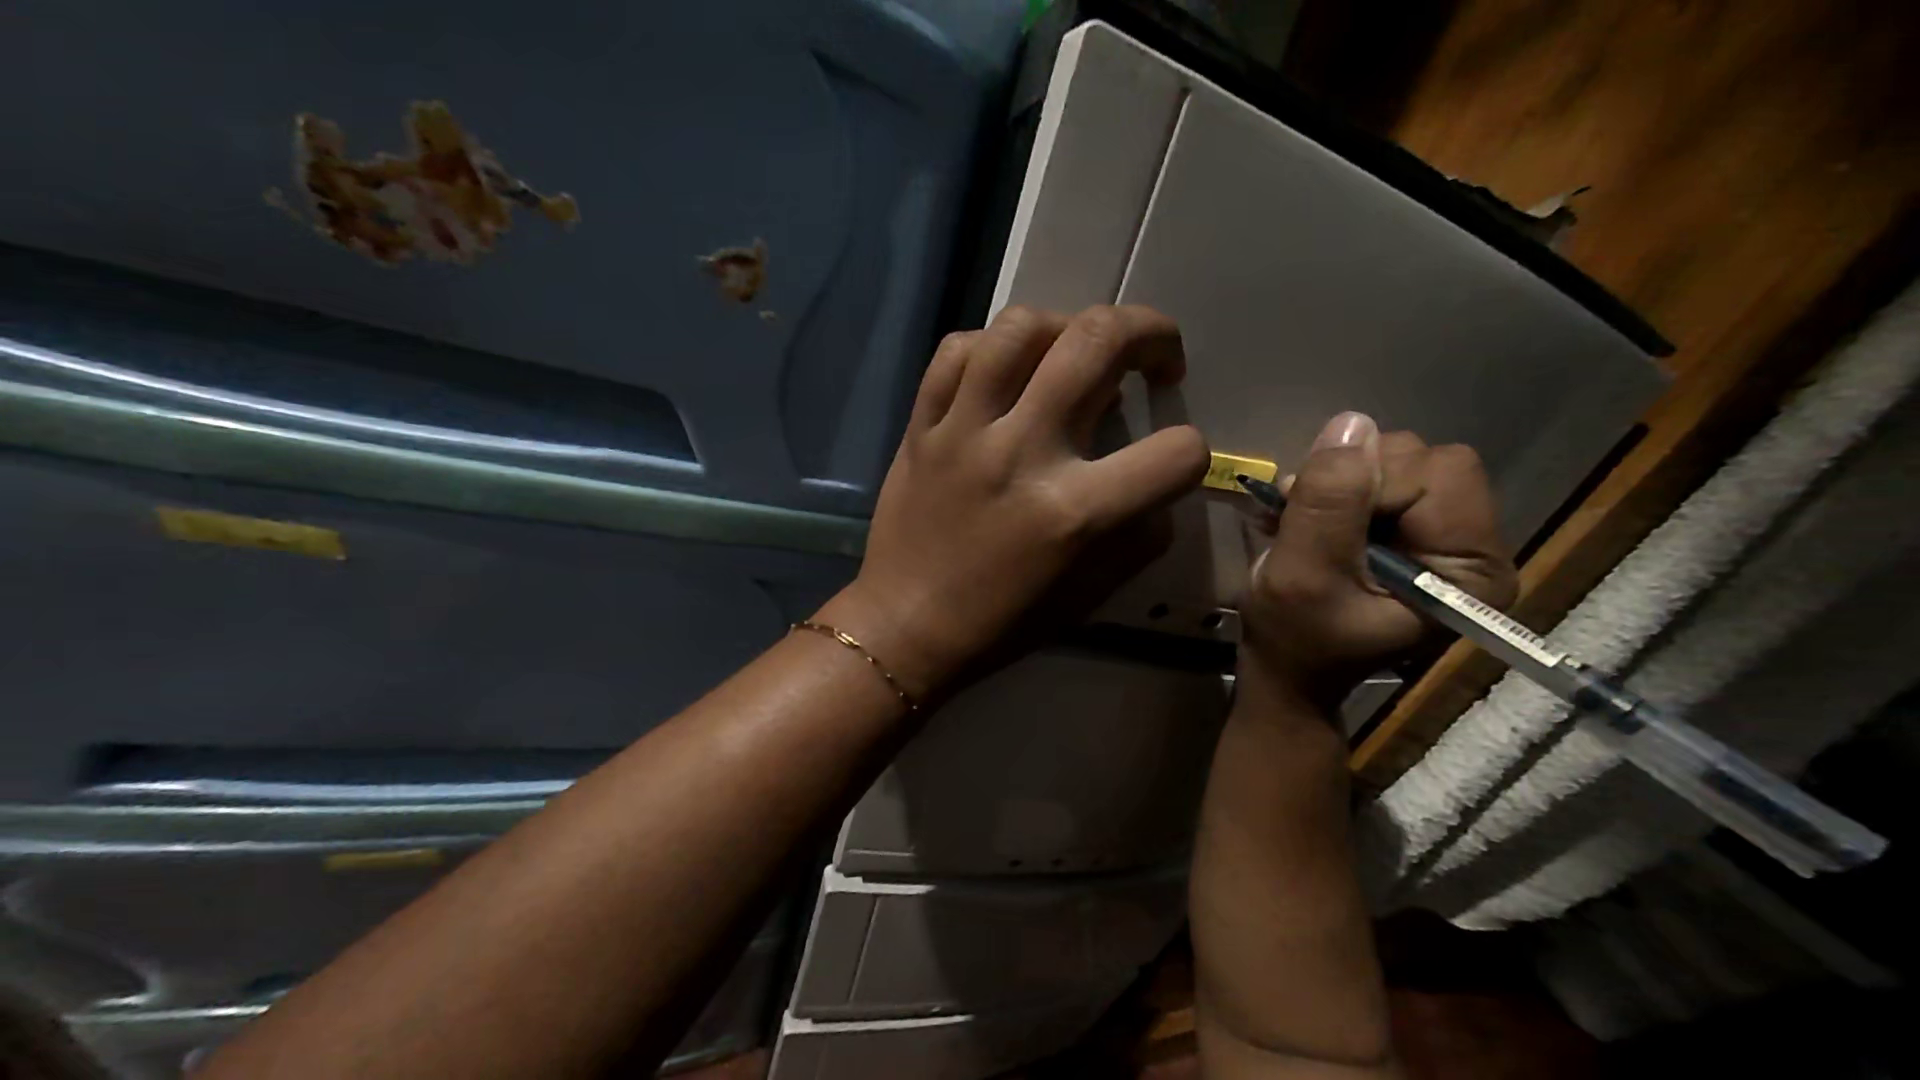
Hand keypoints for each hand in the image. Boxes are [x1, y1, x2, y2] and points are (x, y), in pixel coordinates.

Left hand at [816, 305, 1209, 701]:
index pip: (1175, 451)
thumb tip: (1156, 478)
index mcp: (1075, 512)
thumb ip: (1142, 530)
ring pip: (1020, 328)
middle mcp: (1021, 453)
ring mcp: (963, 431)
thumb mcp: (1095, 591)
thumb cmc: (1005, 620)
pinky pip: (956, 351)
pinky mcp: (921, 425)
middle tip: (1154, 357)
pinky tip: (1006, 371)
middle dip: (1150, 333)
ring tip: (1072, 354)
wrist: (907, 625)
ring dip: (1065, 326)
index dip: (1192, 451)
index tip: (1171, 458)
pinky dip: (992, 347)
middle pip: (1098, 341)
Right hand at [1239, 412, 1517, 709]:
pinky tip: (1304, 518)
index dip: (1369, 487)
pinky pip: (1380, 478)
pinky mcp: (1411, 533)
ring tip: (1297, 521)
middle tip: (1303, 519)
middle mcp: (1472, 547)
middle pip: (1424, 461)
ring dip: (1335, 484)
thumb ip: (1328, 505)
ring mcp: (1441, 538)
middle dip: (1352, 482)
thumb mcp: (1302, 576)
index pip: (1437, 473)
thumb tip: (1351, 423)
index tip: (1316, 528)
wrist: (1288, 674)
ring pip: (1397, 462)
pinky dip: (1333, 491)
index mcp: (1471, 571)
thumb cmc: (1296, 640)